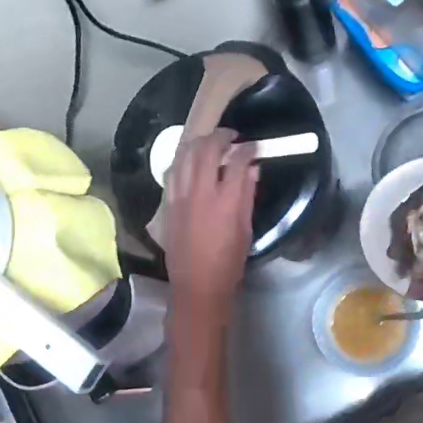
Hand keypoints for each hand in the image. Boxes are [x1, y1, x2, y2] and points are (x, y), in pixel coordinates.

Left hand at [166, 129, 257, 318]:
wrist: (197, 285)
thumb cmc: (229, 262)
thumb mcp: (246, 229)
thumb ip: (247, 195)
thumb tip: (251, 170)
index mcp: (227, 201)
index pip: (238, 161)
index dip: (247, 149)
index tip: (253, 147)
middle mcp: (201, 193)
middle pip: (208, 150)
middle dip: (221, 137)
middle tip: (231, 136)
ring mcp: (181, 196)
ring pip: (185, 155)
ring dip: (199, 143)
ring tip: (210, 142)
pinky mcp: (168, 203)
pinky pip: (174, 171)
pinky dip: (184, 159)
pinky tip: (191, 161)